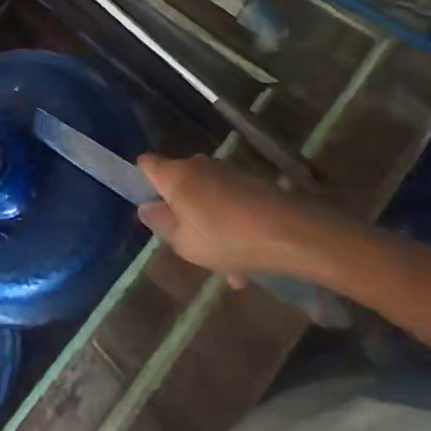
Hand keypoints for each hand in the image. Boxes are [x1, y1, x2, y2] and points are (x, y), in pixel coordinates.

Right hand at [136, 153, 330, 282]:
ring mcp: (227, 171)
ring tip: (226, 267)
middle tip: (189, 244)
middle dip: (181, 211)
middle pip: (179, 183)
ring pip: (207, 198)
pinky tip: (246, 264)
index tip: (150, 207)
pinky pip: (230, 204)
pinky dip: (232, 227)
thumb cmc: (224, 237)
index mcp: (175, 175)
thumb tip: (147, 207)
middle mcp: (198, 165)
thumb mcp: (184, 242)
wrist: (288, 231)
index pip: (147, 163)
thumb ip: (161, 223)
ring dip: (210, 225)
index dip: (143, 181)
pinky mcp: (251, 182)